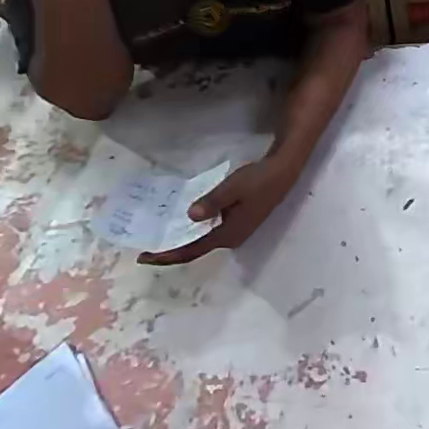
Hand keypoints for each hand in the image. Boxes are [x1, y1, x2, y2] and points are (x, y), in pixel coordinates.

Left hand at [136, 154, 299, 265]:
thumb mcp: (232, 188)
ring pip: (204, 240)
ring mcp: (237, 230)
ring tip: (162, 234)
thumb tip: (189, 216)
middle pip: (196, 250)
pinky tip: (187, 220)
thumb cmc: (258, 180)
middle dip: (172, 250)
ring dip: (183, 240)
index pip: (192, 251)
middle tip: (148, 246)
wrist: (284, 171)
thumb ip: (211, 203)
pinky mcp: (240, 221)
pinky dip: (195, 230)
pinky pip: (211, 231)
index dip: (168, 255)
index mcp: (229, 235)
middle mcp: (232, 238)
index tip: (145, 257)